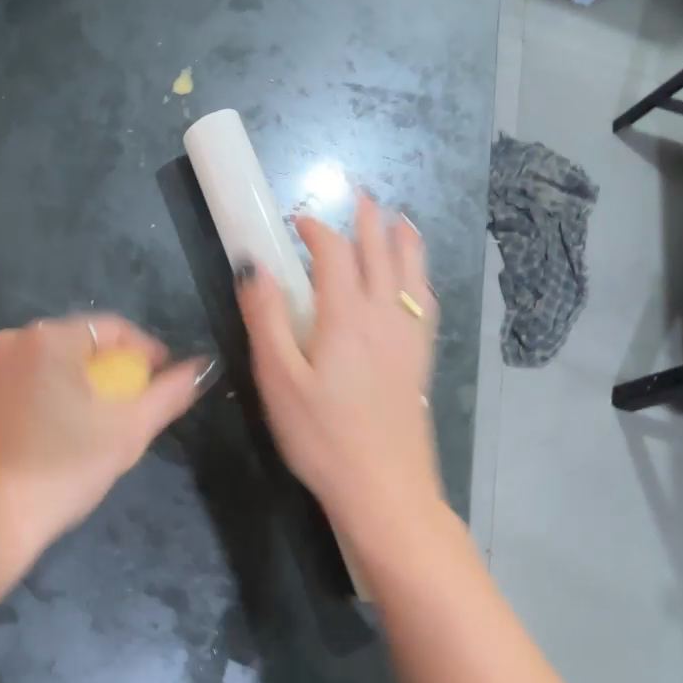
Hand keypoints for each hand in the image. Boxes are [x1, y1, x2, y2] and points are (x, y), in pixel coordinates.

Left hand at [0, 315, 212, 569]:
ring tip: (97, 420)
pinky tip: (56, 432)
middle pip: (78, 343)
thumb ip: (169, 392)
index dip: (146, 352)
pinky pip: (20, 382)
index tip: (164, 380)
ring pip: (47, 363)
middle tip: (133, 403)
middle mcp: (12, 340)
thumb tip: (200, 366)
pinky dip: (43, 396)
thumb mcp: (129, 431)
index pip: (112, 329)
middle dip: (110, 369)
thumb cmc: (64, 470)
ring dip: (77, 382)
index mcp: (49, 338)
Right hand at [237, 195, 443, 532]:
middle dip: (367, 219)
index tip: (295, 219)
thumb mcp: (278, 380)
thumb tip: (255, 266)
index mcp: (346, 316)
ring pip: (412, 272)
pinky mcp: (420, 360)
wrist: (385, 489)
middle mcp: (385, 316)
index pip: (333, 253)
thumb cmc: (322, 436)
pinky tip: (417, 281)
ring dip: (402, 239)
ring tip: (398, 218)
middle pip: (380, 252)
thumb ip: (266, 318)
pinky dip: (420, 275)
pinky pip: (426, 301)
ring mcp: (409, 337)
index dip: (315, 229)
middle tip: (358, 193)